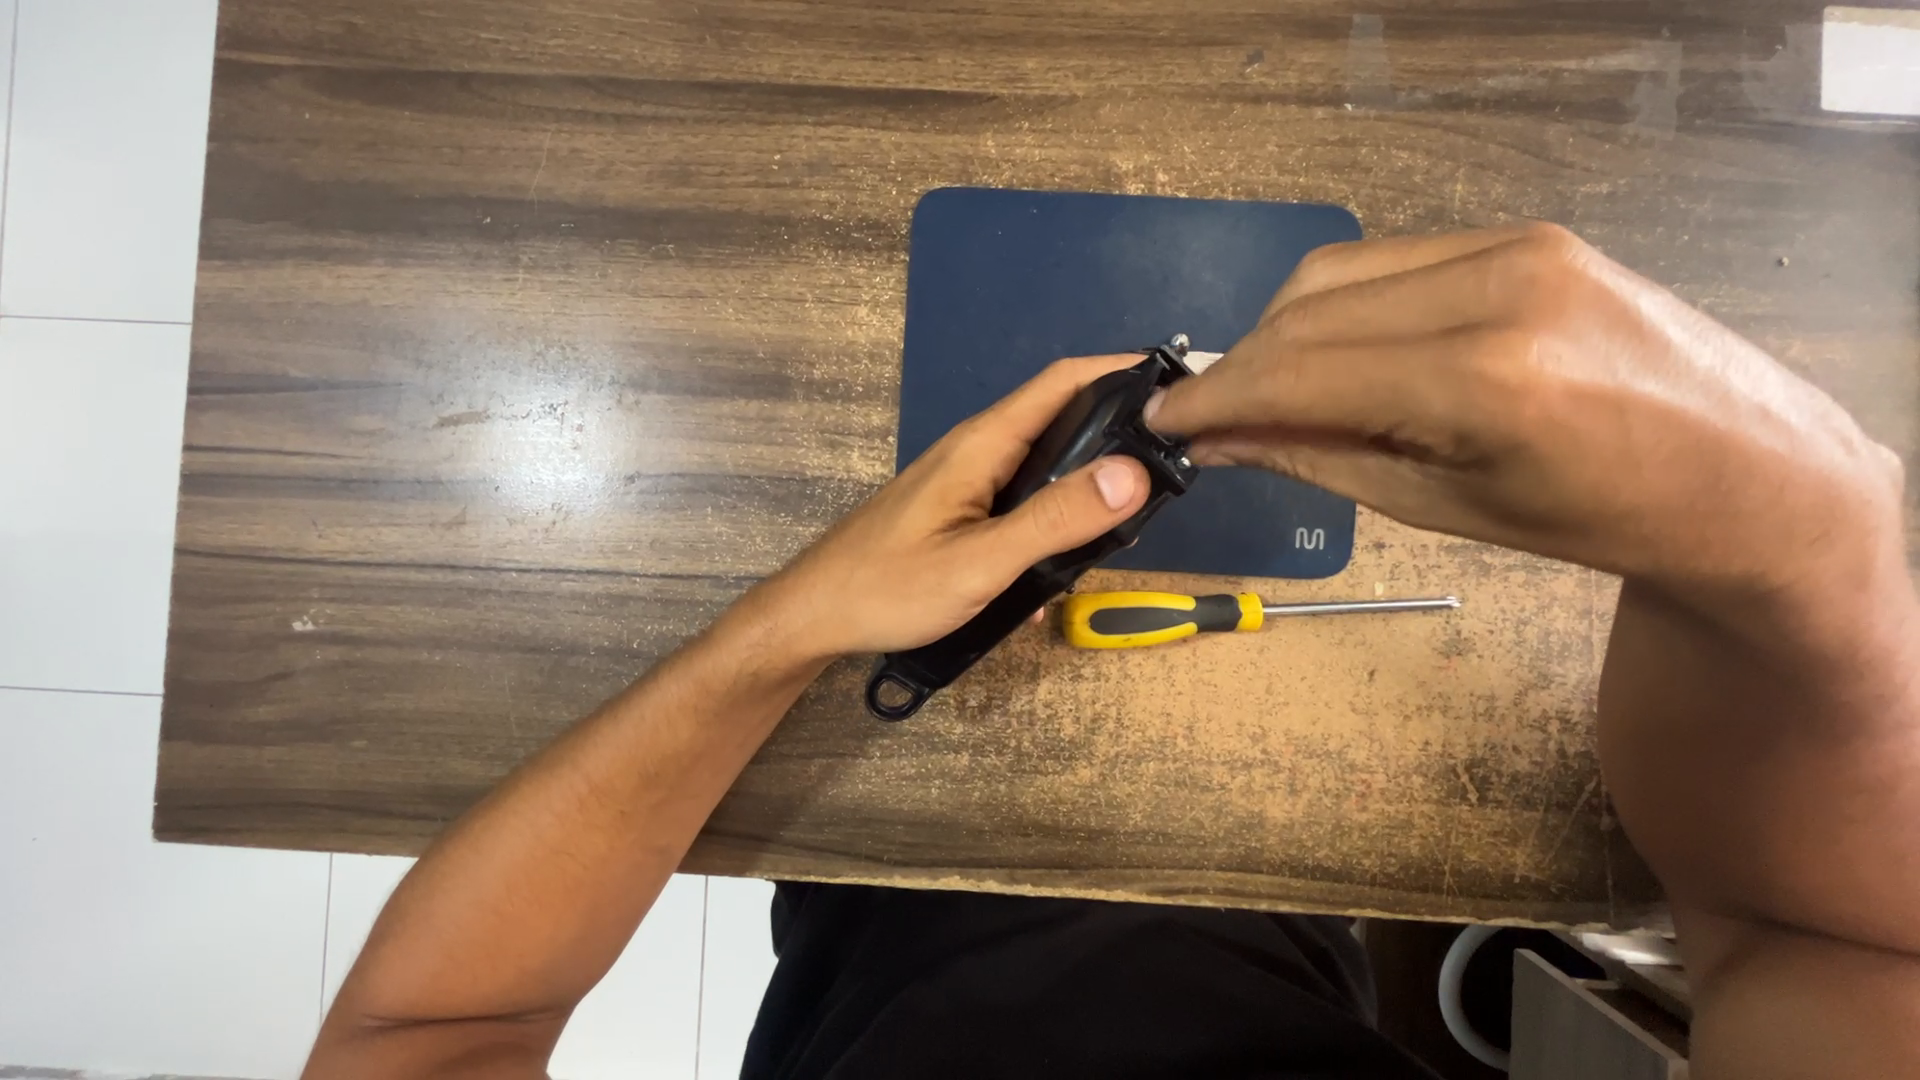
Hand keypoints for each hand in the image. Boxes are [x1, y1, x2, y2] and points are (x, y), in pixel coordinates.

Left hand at [754, 355, 1150, 656]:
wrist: (816, 615)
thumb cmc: (890, 587)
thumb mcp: (981, 560)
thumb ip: (1054, 520)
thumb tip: (1132, 473)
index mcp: (984, 443)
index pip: (1063, 381)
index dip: (1120, 373)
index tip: (1175, 393)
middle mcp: (977, 450)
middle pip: (1059, 422)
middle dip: (1114, 441)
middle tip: (1164, 477)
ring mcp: (966, 481)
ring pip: (1042, 469)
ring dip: (1081, 493)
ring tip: (1120, 530)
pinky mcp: (959, 511)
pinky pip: (1018, 505)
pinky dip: (1047, 528)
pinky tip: (1056, 574)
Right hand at [1146, 223, 1903, 604]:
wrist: (1750, 472)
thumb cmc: (1589, 520)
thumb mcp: (1434, 505)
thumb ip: (1311, 456)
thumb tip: (1216, 440)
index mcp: (1481, 381)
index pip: (1296, 371)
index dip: (1213, 397)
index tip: (1162, 420)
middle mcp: (1494, 287)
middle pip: (1304, 312)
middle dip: (1237, 368)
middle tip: (1207, 418)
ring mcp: (1513, 246)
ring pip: (1333, 276)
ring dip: (1278, 334)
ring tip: (1268, 392)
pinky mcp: (1522, 234)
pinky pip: (1383, 264)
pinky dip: (1331, 309)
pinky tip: (1331, 354)